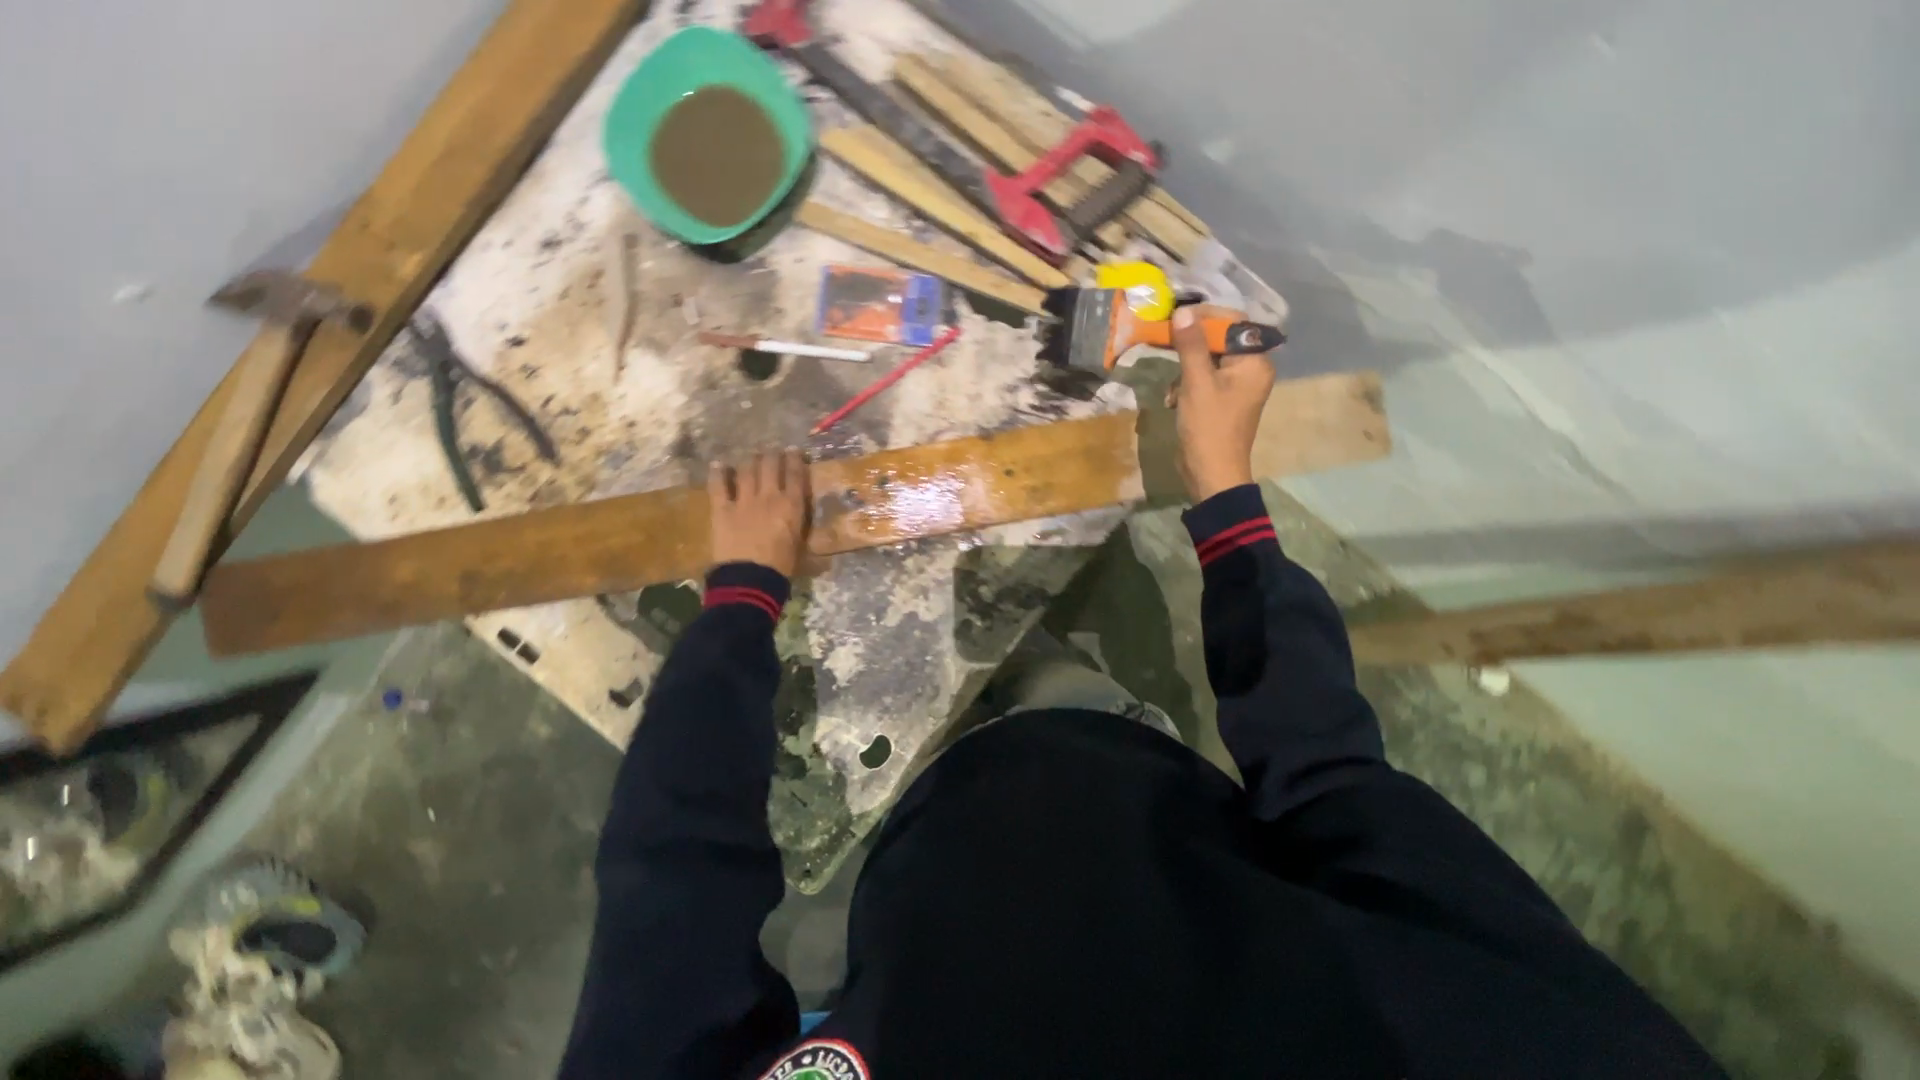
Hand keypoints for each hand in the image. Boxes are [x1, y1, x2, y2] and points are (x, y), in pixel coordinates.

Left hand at [709, 449, 810, 576]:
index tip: (793, 451)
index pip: (795, 474)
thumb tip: (824, 541)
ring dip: (750, 461)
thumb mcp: (802, 549)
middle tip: (772, 452)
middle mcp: (769, 496)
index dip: (794, 459)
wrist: (751, 579)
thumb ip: (805, 534)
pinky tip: (718, 465)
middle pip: (770, 465)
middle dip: (772, 455)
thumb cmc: (782, 569)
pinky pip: (718, 485)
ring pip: (747, 470)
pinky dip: (718, 473)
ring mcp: (744, 500)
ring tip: (751, 457)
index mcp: (792, 506)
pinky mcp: (722, 509)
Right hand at [1169, 305, 1276, 500]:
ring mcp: (1237, 386)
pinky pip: (1204, 378)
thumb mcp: (1196, 383)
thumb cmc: (1208, 427)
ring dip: (1185, 369)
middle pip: (1220, 340)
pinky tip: (1174, 400)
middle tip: (1166, 344)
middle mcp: (1251, 369)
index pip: (1233, 322)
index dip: (1204, 317)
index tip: (1176, 318)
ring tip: (1173, 389)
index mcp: (1255, 362)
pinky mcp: (1223, 399)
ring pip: (1208, 359)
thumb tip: (1183, 312)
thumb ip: (1191, 346)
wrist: (1211, 474)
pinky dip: (1187, 385)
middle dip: (1191, 347)